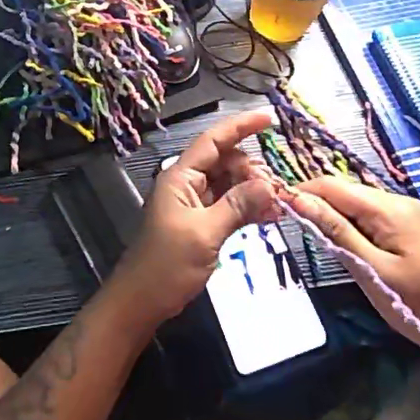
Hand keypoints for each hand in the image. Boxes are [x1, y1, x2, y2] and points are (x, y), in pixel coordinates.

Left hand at [107, 110, 277, 323]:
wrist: (141, 301)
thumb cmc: (166, 265)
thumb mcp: (205, 234)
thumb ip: (237, 206)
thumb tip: (270, 185)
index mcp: (180, 177)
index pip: (213, 141)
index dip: (240, 127)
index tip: (269, 118)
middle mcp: (187, 184)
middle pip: (225, 162)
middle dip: (253, 169)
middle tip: (277, 190)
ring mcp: (194, 203)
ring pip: (230, 184)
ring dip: (254, 190)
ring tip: (277, 205)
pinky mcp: (201, 223)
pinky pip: (229, 205)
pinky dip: (248, 207)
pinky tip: (269, 217)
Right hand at [288, 176, 419, 340]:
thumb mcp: (373, 272)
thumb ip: (336, 233)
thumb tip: (298, 200)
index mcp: (390, 209)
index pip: (332, 185)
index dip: (301, 191)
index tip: (274, 205)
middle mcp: (401, 202)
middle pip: (347, 192)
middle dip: (318, 204)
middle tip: (292, 229)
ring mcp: (413, 215)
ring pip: (361, 206)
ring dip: (336, 217)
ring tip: (318, 242)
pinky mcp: (418, 231)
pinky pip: (377, 218)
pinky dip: (356, 227)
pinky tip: (351, 248)